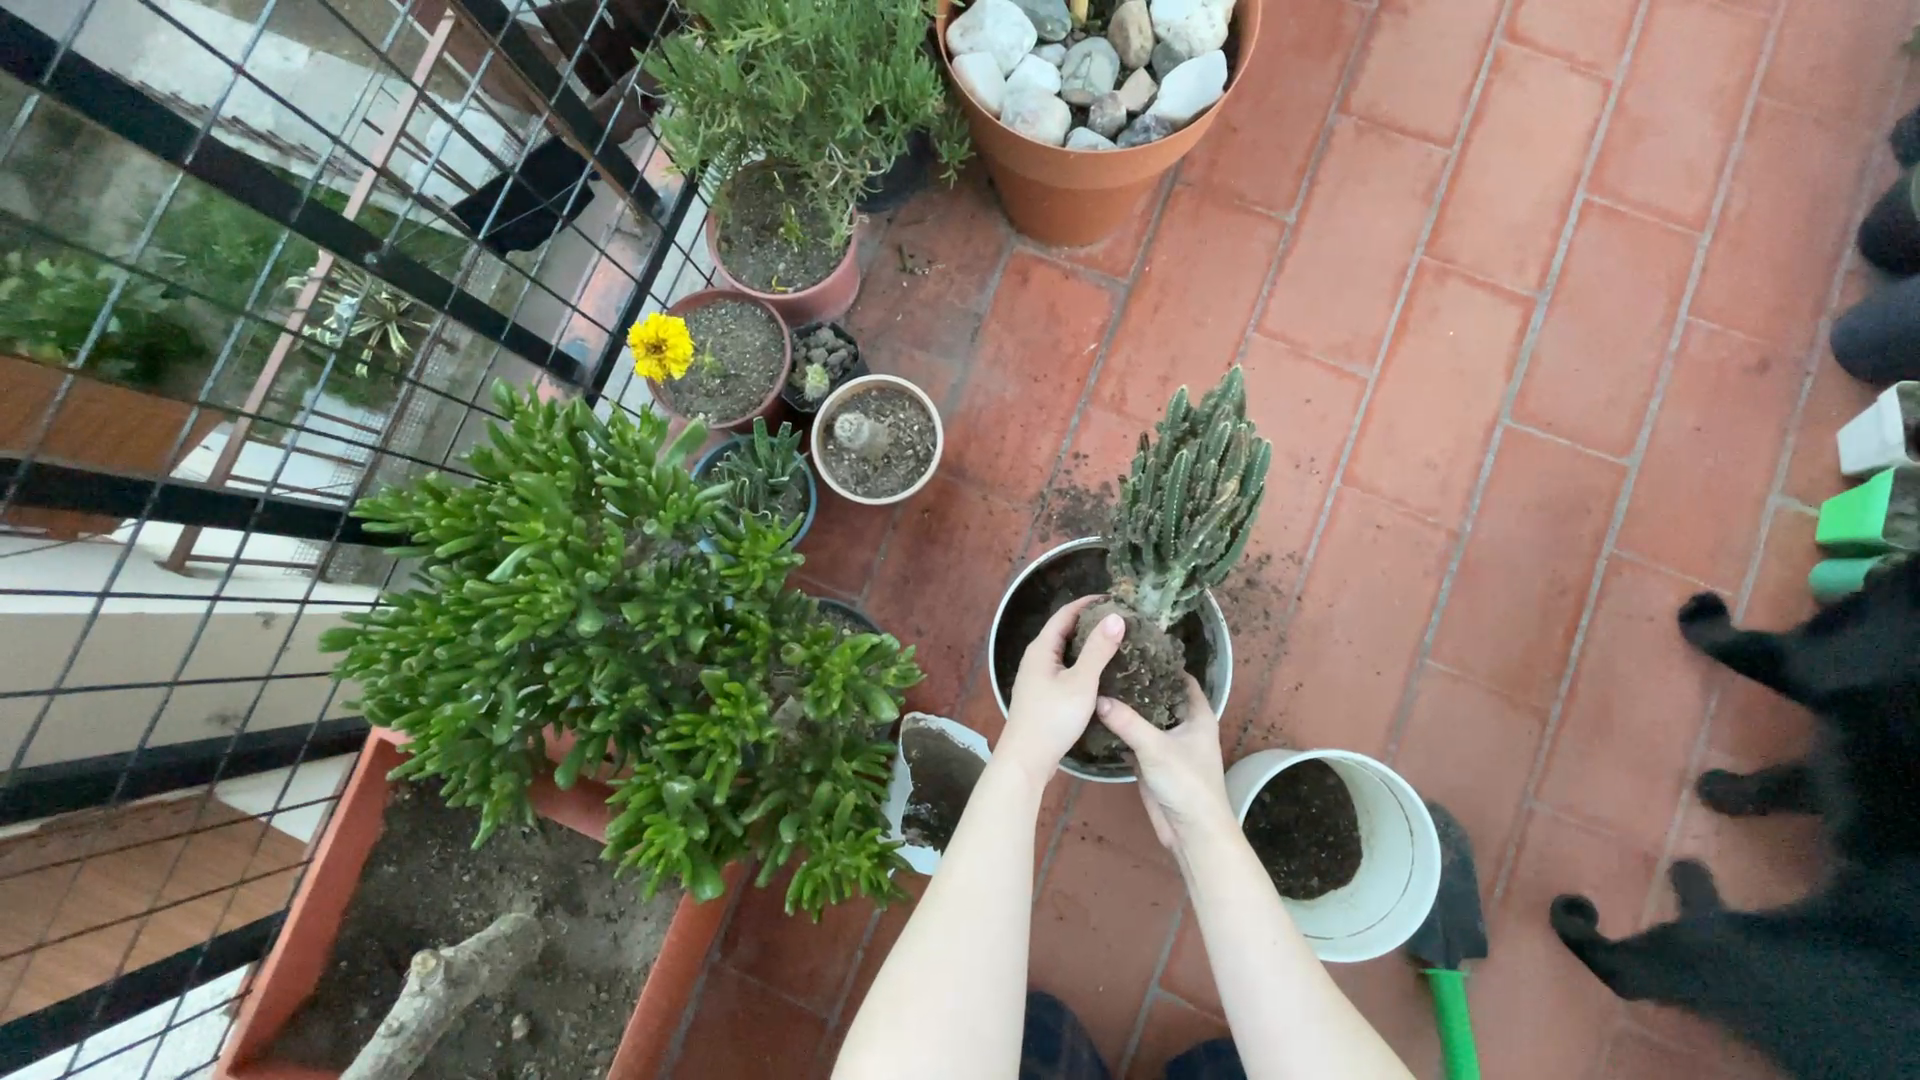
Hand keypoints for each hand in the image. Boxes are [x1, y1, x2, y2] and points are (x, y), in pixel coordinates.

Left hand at [999, 595, 1125, 783]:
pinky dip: (1082, 664)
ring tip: (1114, 643)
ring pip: (1065, 653)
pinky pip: (1064, 669)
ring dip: (1086, 645)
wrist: (1026, 759)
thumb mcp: (1081, 682)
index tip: (1113, 598)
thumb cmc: (1052, 718)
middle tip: (1120, 621)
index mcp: (1041, 649)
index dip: (1088, 604)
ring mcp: (1037, 678)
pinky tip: (1099, 674)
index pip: (1065, 614)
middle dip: (1089, 623)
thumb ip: (1098, 650)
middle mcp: (1036, 659)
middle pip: (1064, 631)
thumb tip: (1117, 617)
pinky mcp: (1042, 696)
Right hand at [1096, 676, 1236, 852]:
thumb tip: (1098, 698)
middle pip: (1159, 696)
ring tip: (1100, 683)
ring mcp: (1167, 744)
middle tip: (1109, 663)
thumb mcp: (1156, 748)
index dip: (1164, 663)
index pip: (1182, 679)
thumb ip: (1127, 722)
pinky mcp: (1151, 761)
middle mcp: (1183, 726)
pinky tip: (1098, 715)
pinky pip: (1134, 737)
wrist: (1191, 831)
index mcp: (1198, 716)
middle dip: (1139, 682)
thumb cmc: (1187, 783)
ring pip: (1145, 717)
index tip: (1137, 647)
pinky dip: (1120, 728)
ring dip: (1127, 706)